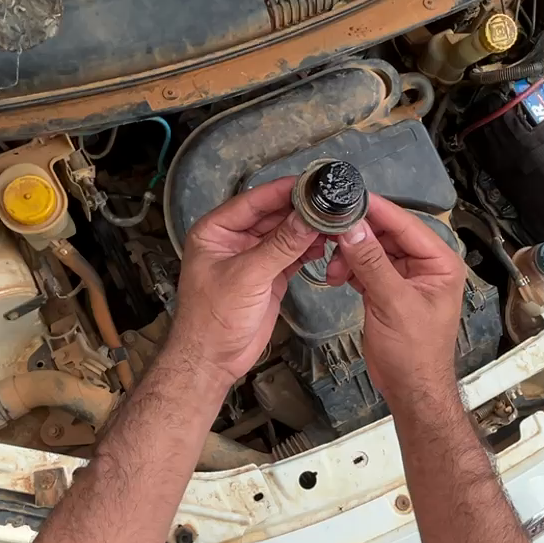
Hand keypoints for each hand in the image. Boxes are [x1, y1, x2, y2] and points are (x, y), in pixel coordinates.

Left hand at [170, 177, 322, 384]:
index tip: (309, 183)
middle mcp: (234, 240)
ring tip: (331, 223)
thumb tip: (306, 218)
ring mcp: (253, 258)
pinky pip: (291, 255)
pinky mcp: (268, 276)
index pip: (253, 201)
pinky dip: (307, 250)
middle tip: (329, 203)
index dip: (282, 191)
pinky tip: (324, 244)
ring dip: (307, 230)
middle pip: (272, 215)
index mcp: (215, 231)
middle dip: (300, 210)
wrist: (213, 359)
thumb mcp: (247, 276)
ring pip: (285, 234)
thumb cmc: (211, 319)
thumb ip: (279, 245)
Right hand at [326, 194, 467, 402]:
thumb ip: (372, 263)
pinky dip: (349, 268)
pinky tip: (335, 275)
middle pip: (387, 234)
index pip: (406, 224)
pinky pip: (366, 266)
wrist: (410, 389)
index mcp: (440, 262)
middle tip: (330, 232)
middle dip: (358, 235)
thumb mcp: (393, 304)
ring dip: (350, 255)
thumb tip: (353, 228)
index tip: (349, 198)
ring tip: (332, 268)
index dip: (377, 210)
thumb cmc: (416, 353)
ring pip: (373, 249)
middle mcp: (425, 264)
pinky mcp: (388, 289)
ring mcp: (406, 276)